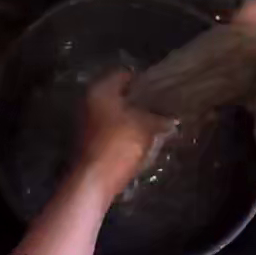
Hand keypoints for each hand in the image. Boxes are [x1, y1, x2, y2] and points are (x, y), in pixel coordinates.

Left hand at [75, 70, 174, 198]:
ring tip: (153, 125)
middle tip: (160, 107)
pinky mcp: (86, 142)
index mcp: (99, 90)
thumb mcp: (145, 127)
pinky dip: (122, 132)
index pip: (124, 74)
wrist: (94, 180)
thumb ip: (159, 118)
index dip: (144, 81)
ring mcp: (84, 123)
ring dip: (130, 118)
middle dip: (137, 101)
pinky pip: (108, 131)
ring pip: (113, 114)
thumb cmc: (119, 144)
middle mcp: (87, 102)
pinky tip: (138, 140)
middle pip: (117, 95)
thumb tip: (172, 119)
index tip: (161, 89)